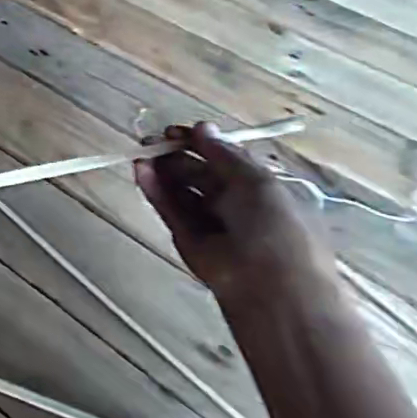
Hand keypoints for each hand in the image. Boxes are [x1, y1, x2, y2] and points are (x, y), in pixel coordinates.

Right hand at [134, 123, 330, 300]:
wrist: (271, 291)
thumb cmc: (275, 229)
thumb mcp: (257, 182)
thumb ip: (223, 154)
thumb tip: (202, 127)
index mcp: (261, 189)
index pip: (225, 159)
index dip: (201, 143)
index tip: (178, 132)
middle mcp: (235, 205)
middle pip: (199, 173)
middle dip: (176, 155)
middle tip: (153, 142)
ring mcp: (210, 223)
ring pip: (181, 190)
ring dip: (162, 170)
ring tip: (141, 153)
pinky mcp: (188, 240)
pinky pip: (171, 210)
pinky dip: (155, 190)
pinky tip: (141, 171)